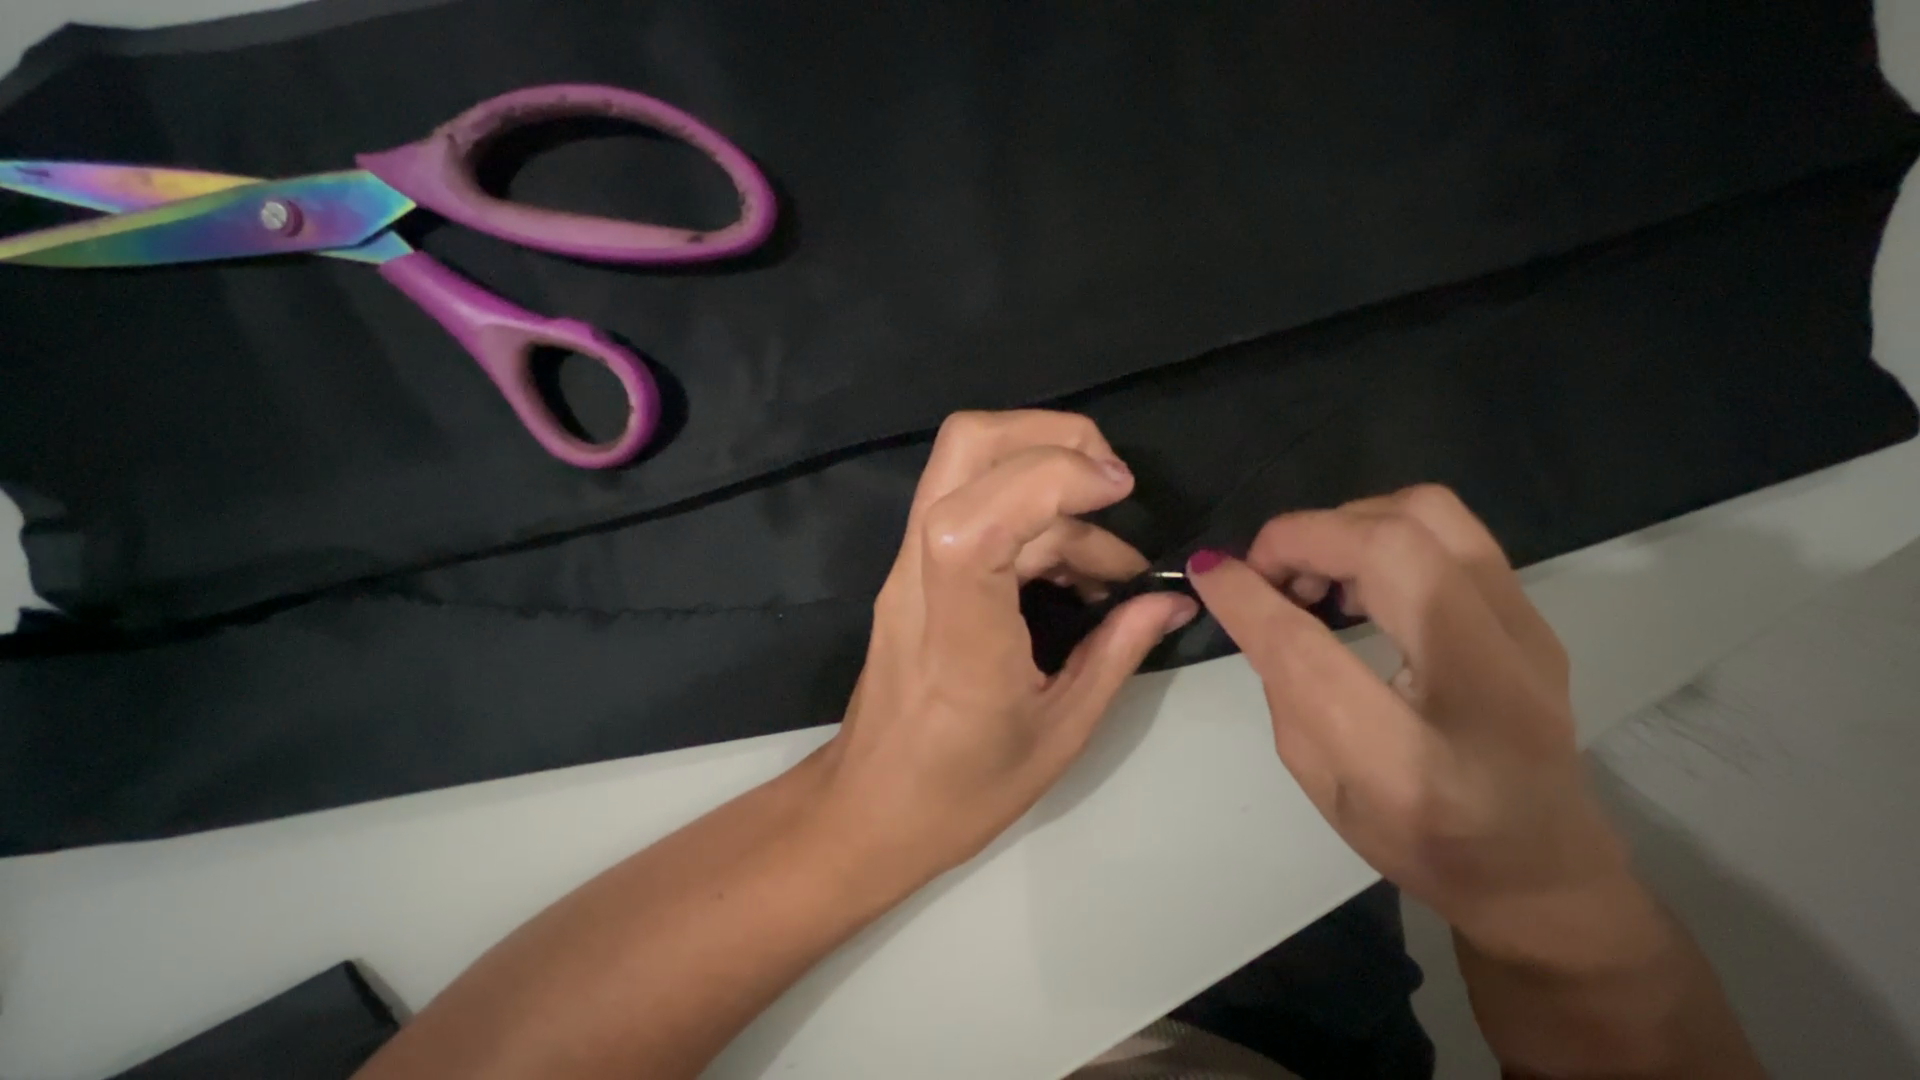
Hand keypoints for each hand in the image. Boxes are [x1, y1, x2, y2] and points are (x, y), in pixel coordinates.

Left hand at [817, 410, 1198, 878]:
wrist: (870, 807)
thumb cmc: (962, 789)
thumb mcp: (1060, 731)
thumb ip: (1119, 650)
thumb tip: (1174, 599)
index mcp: (960, 634)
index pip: (975, 518)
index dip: (1049, 476)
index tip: (1118, 492)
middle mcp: (921, 579)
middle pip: (965, 446)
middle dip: (1053, 436)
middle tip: (1116, 489)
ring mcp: (909, 567)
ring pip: (971, 468)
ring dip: (1054, 489)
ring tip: (1112, 570)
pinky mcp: (914, 569)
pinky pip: (973, 506)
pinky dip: (1033, 516)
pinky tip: (1075, 574)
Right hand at [1186, 485, 1637, 965]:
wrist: (1542, 866)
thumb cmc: (1417, 840)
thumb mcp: (1321, 781)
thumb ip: (1282, 685)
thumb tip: (1245, 592)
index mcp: (1409, 762)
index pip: (1310, 650)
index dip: (1248, 596)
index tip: (1208, 571)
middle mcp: (1486, 687)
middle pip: (1390, 547)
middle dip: (1303, 537)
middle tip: (1267, 573)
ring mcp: (1526, 640)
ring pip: (1429, 514)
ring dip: (1346, 523)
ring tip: (1315, 571)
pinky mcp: (1534, 617)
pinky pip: (1452, 531)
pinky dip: (1384, 532)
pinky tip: (1360, 577)